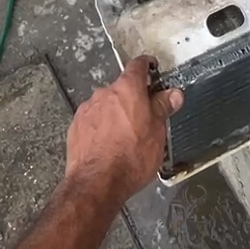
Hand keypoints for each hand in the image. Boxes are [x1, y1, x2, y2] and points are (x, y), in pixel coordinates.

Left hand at [64, 56, 183, 203]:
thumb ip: (163, 107)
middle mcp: (105, 93)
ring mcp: (88, 109)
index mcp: (128, 88)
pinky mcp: (76, 127)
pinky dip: (101, 127)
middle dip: (133, 99)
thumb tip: (173, 93)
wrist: (96, 184)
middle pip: (122, 88)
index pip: (138, 65)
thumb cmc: (131, 157)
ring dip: (116, 114)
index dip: (147, 65)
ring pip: (106, 105)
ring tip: (125, 137)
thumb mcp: (157, 132)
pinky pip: (93, 120)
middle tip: (144, 117)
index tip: (152, 69)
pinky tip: (108, 145)